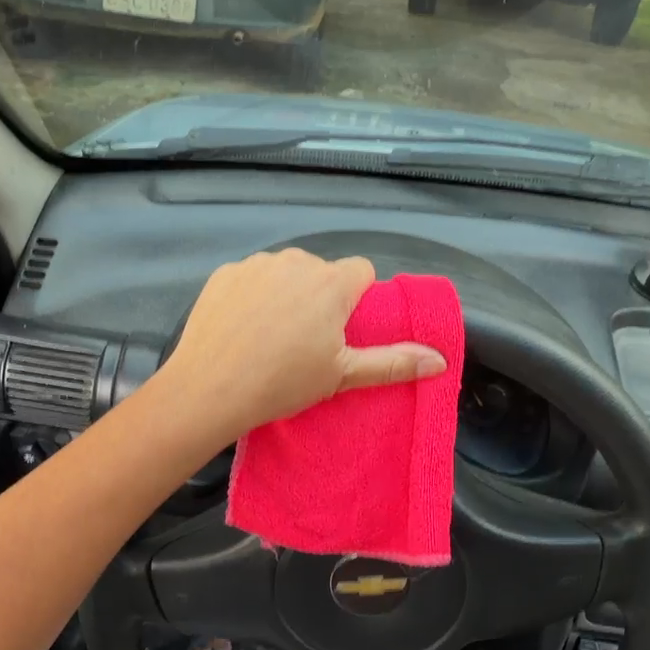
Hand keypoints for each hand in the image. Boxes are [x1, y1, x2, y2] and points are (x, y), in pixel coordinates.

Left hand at [158, 248, 448, 441]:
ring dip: (285, 295)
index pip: (361, 272)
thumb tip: (440, 360)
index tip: (339, 334)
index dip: (355, 302)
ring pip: (284, 273)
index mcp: (331, 282)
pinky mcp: (224, 273)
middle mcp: (296, 261)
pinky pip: (250, 278)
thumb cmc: (282, 383)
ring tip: (268, 338)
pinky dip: (251, 297)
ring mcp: (256, 264)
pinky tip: (240, 329)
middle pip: (321, 272)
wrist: (209, 389)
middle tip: (303, 344)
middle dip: (319, 299)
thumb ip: (392, 363)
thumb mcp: (342, 376)